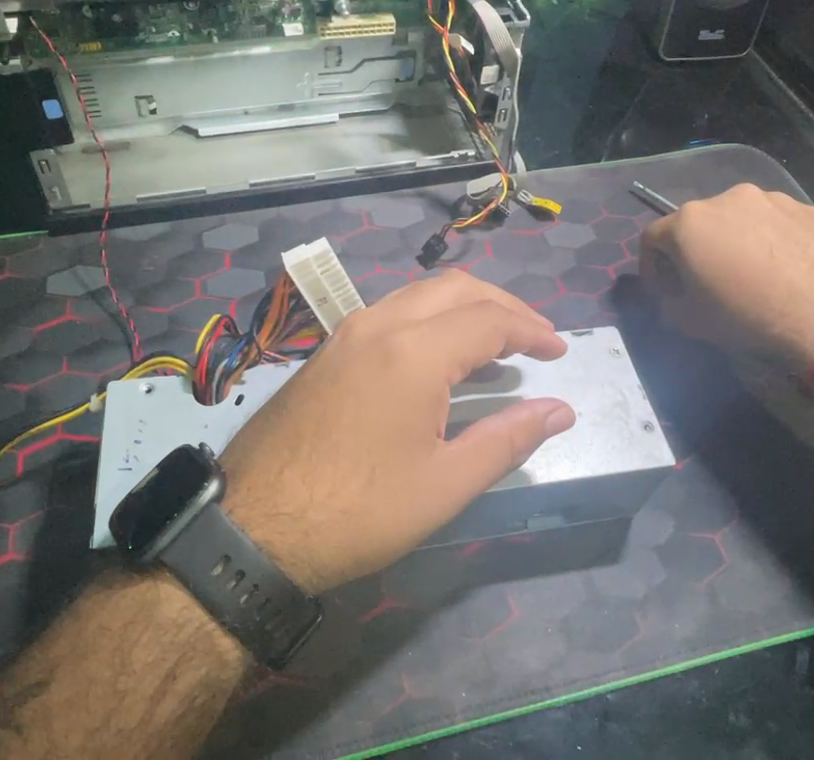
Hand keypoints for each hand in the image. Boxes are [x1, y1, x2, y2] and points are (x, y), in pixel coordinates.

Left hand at [218, 271, 574, 593]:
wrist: (252, 524)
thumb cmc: (357, 511)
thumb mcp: (444, 484)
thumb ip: (508, 439)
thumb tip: (560, 410)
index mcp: (413, 352)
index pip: (488, 320)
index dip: (532, 330)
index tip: (560, 350)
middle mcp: (378, 325)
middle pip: (454, 289)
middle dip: (502, 305)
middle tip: (536, 335)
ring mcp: (346, 335)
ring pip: (418, 296)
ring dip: (463, 308)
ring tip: (496, 342)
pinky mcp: (326, 352)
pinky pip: (390, 314)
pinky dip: (429, 320)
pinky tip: (440, 356)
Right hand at [639, 184, 813, 368]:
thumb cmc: (750, 317)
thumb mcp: (691, 323)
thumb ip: (670, 305)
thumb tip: (675, 299)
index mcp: (691, 221)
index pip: (652, 237)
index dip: (652, 266)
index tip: (664, 291)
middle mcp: (731, 199)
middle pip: (701, 223)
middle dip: (698, 251)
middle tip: (709, 283)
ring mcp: (778, 201)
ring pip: (745, 220)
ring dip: (740, 244)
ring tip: (757, 278)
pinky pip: (784, 226)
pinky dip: (778, 245)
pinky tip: (791, 275)